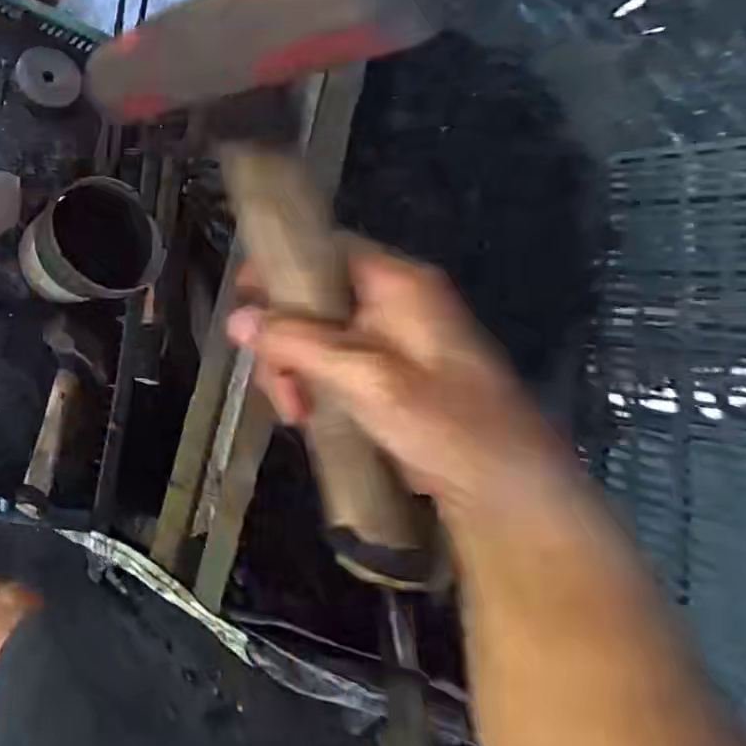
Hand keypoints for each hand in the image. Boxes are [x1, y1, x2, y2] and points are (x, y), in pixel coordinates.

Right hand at [226, 237, 579, 526]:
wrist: (510, 496)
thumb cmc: (446, 425)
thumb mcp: (362, 379)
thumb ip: (295, 343)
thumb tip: (235, 320)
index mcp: (398, 283)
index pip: (324, 248)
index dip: (278, 267)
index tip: (243, 301)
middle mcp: (391, 300)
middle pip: (311, 296)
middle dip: (283, 338)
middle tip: (276, 382)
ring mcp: (389, 337)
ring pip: (314, 333)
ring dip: (292, 368)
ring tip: (295, 412)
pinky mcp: (386, 371)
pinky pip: (329, 361)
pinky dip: (311, 383)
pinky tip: (308, 415)